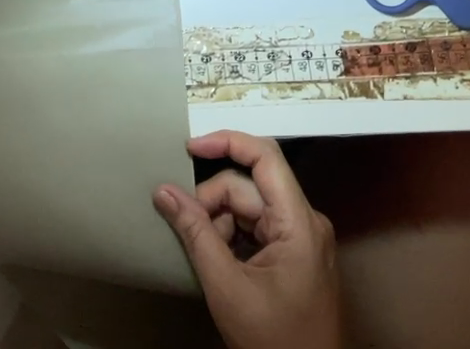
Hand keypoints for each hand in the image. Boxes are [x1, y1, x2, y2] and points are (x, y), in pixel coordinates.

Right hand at [154, 131, 340, 348]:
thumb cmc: (274, 341)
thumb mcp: (226, 287)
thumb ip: (195, 233)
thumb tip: (164, 191)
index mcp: (299, 223)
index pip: (265, 157)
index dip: (226, 142)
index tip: (188, 147)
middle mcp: (306, 222)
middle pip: (249, 186)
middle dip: (212, 201)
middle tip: (186, 229)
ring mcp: (303, 238)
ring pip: (249, 206)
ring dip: (220, 222)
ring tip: (206, 255)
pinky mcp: (296, 255)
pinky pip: (257, 227)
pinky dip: (232, 236)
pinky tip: (219, 261)